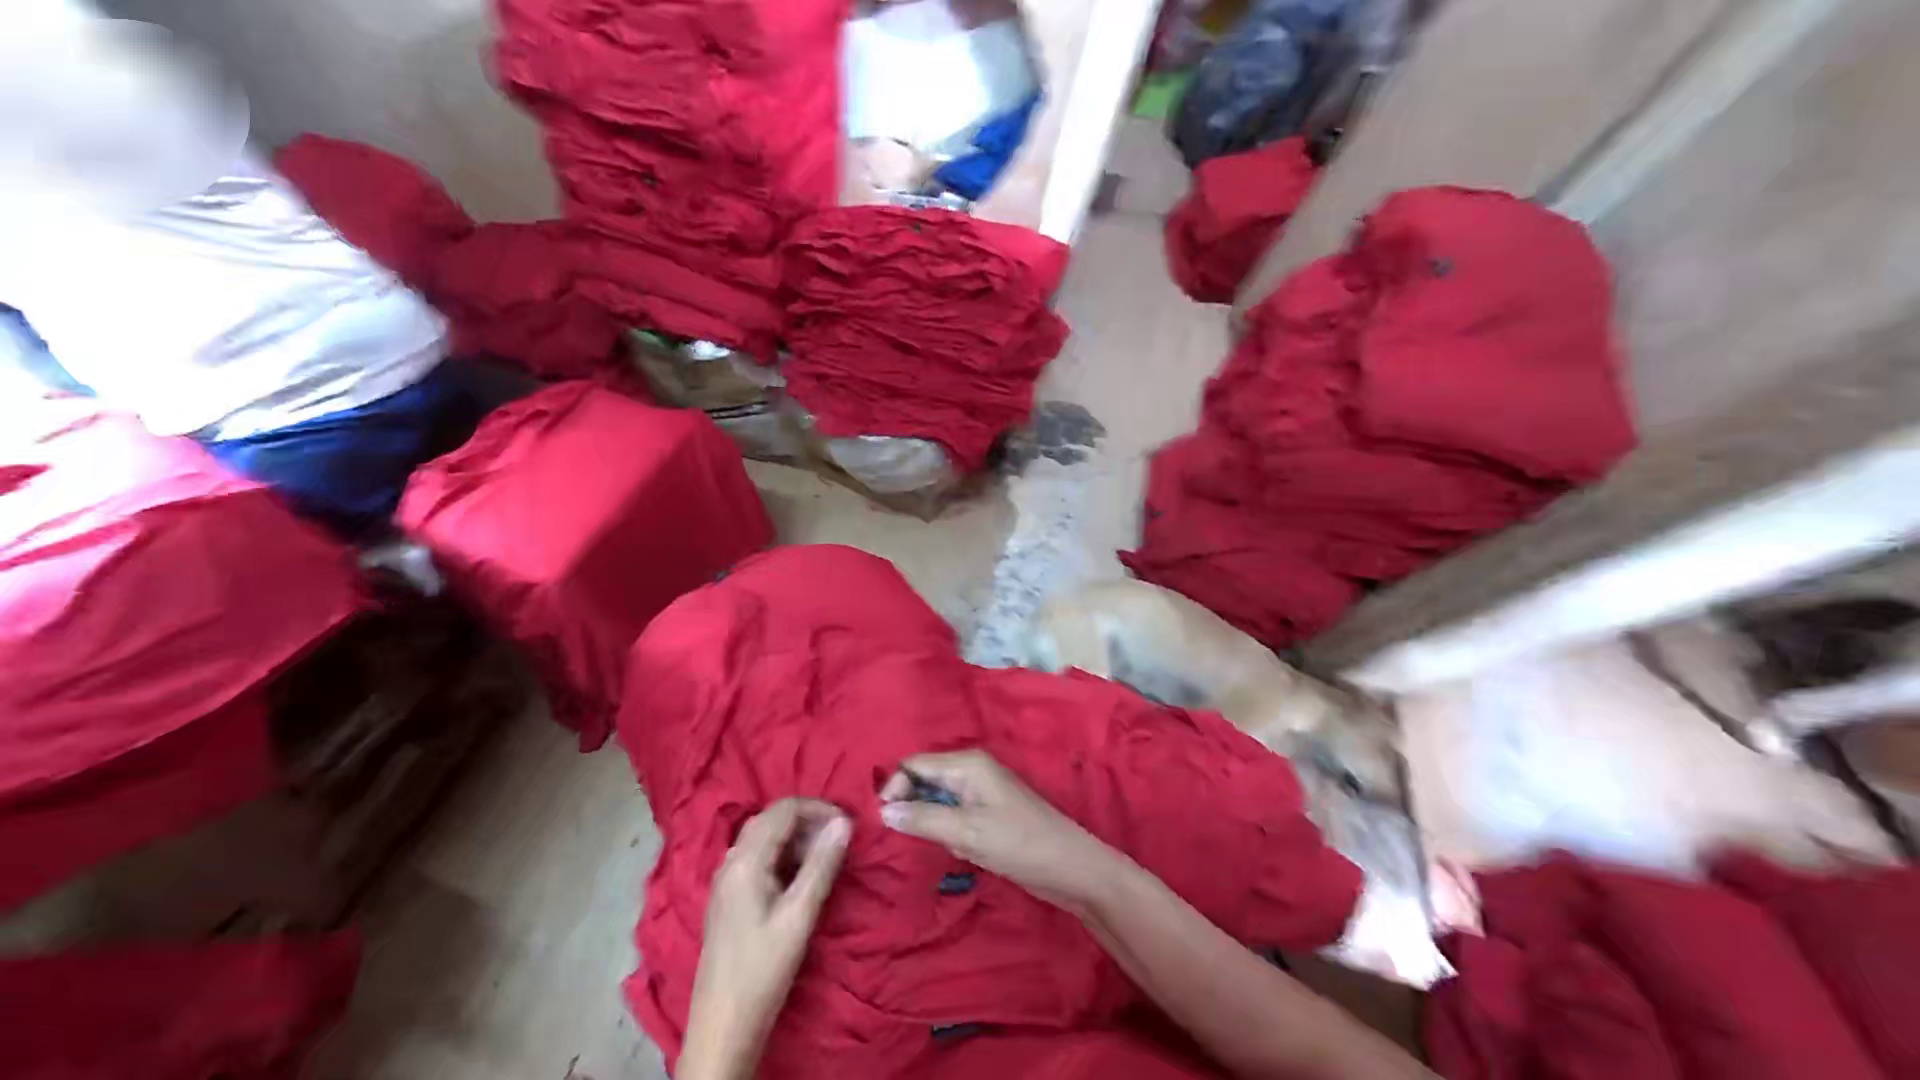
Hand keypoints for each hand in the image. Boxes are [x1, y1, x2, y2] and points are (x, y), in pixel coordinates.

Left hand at [680, 798, 849, 1079]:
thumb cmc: (763, 969)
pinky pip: (758, 858)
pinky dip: (783, 855)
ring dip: (796, 838)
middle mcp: (730, 861)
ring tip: (826, 858)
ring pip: (764, 838)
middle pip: (771, 819)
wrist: (722, 1026)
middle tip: (839, 841)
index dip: (818, 808)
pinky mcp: (728, 898)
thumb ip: (822, 864)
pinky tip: (801, 877)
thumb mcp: (800, 915)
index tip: (848, 824)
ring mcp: (726, 880)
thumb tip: (845, 822)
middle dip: (808, 821)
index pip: (783, 809)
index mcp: (745, 860)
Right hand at [880, 749, 1120, 911]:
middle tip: (907, 839)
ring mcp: (981, 792)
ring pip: (937, 801)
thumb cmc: (1019, 845)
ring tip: (944, 846)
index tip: (883, 822)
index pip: (914, 764)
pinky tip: (961, 852)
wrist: (1072, 869)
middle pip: (924, 780)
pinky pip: (953, 816)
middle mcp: (971, 770)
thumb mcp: (966, 832)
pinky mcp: (988, 813)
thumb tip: (882, 811)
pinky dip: (949, 833)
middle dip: (912, 807)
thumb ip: (922, 819)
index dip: (894, 788)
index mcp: (967, 763)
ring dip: (931, 824)